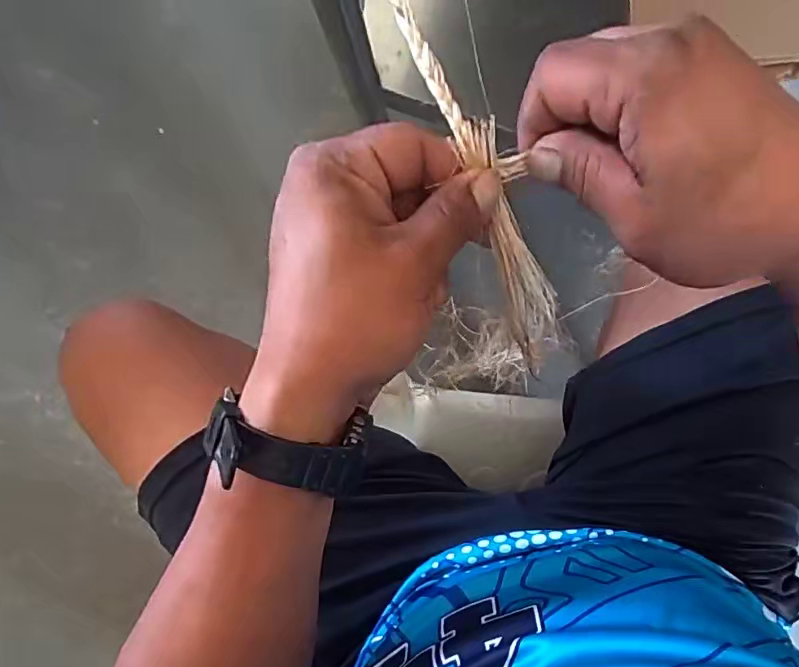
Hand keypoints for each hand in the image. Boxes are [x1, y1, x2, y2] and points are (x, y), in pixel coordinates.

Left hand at [247, 124, 499, 441]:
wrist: (309, 389)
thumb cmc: (358, 320)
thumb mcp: (416, 263)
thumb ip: (455, 214)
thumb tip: (489, 181)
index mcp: (332, 167)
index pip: (413, 145)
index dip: (457, 175)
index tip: (489, 214)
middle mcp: (321, 184)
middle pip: (406, 183)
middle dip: (436, 227)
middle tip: (448, 267)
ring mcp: (322, 225)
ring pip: (399, 221)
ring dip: (424, 258)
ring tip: (418, 297)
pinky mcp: (329, 260)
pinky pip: (381, 248)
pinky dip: (402, 273)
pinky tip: (404, 306)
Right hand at [518, 18, 798, 288]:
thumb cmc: (725, 227)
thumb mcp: (637, 217)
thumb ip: (582, 174)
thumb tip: (542, 153)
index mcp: (643, 74)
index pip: (552, 72)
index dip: (533, 123)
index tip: (544, 173)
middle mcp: (671, 38)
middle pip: (583, 58)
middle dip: (566, 115)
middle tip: (580, 176)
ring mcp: (703, 44)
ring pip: (618, 61)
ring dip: (600, 111)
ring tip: (619, 169)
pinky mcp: (723, 61)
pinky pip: (655, 67)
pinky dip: (634, 104)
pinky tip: (651, 151)